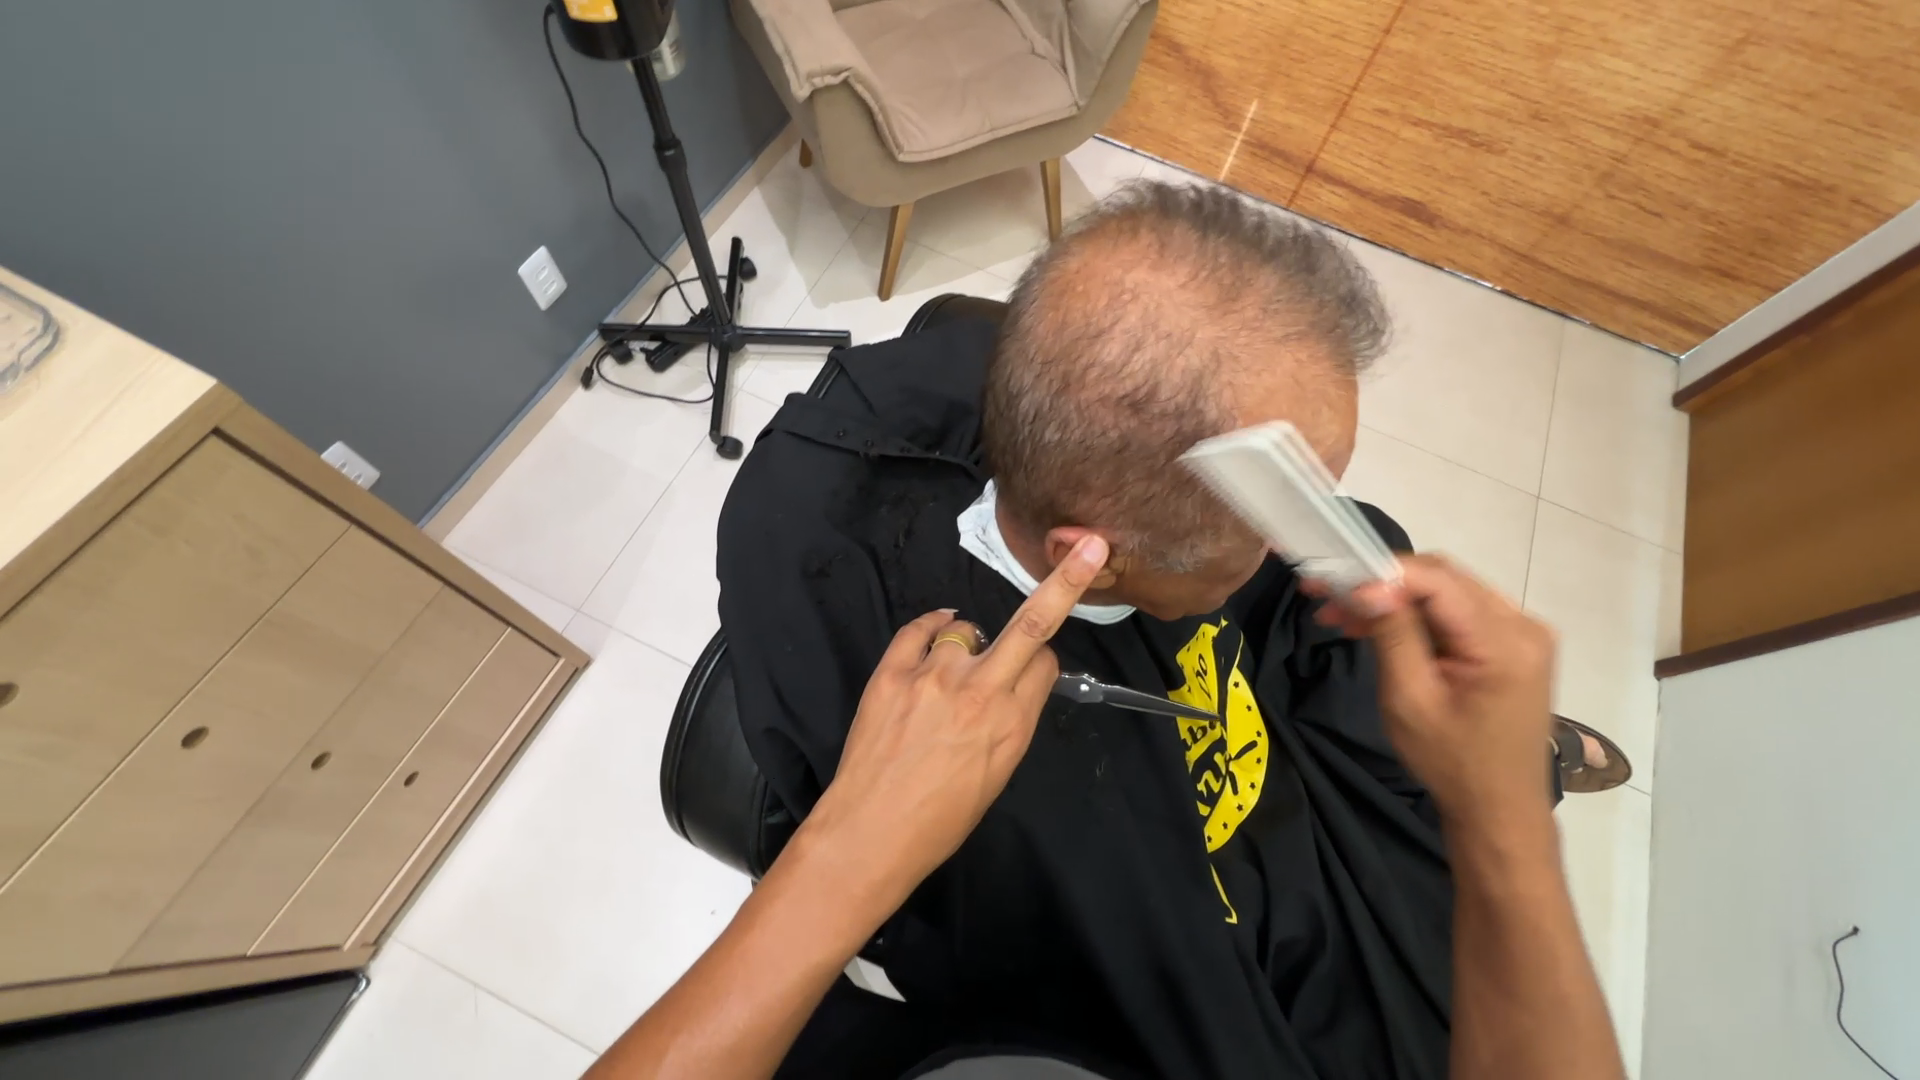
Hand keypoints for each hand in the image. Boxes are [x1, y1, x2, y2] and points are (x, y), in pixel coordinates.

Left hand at [801, 535, 1110, 904]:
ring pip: (965, 629)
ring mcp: (933, 676)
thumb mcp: (997, 777)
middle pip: (1032, 624)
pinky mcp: (891, 672)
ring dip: (965, 643)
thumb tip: (1016, 685)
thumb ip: (1011, 722)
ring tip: (948, 673)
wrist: (871, 833)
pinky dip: (931, 626)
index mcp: (1013, 724)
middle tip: (1089, 547)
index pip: (1045, 662)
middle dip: (1065, 583)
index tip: (1028, 668)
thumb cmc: (941, 820)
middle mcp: (980, 691)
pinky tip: (938, 627)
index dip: (1038, 662)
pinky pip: (919, 629)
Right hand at [1315, 556, 1555, 828]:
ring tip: (1340, 615)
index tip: (1330, 583)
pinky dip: (1412, 614)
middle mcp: (1523, 625)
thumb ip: (1393, 634)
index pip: (1438, 581)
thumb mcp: (1409, 698)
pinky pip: (1455, 611)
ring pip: (1445, 590)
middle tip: (1325, 596)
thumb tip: (1368, 585)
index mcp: (1505, 642)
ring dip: (1391, 597)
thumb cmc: (1449, 760)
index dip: (1381, 573)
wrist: (1497, 806)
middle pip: (1443, 578)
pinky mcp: (1510, 643)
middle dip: (1380, 582)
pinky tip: (1375, 626)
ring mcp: (1521, 633)